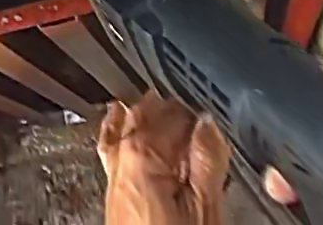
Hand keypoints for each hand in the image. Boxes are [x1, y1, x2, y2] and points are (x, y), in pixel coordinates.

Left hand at [98, 92, 230, 224]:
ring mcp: (112, 171)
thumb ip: (208, 160)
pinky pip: (112, 144)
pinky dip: (120, 128)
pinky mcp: (111, 189)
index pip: (176, 114)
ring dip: (150, 117)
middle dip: (174, 114)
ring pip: (129, 124)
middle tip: (198, 127)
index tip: (211, 127)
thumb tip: (209, 124)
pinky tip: (122, 121)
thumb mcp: (204, 209)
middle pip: (150, 113)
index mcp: (144, 152)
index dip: (197, 118)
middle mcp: (122, 154)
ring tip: (170, 119)